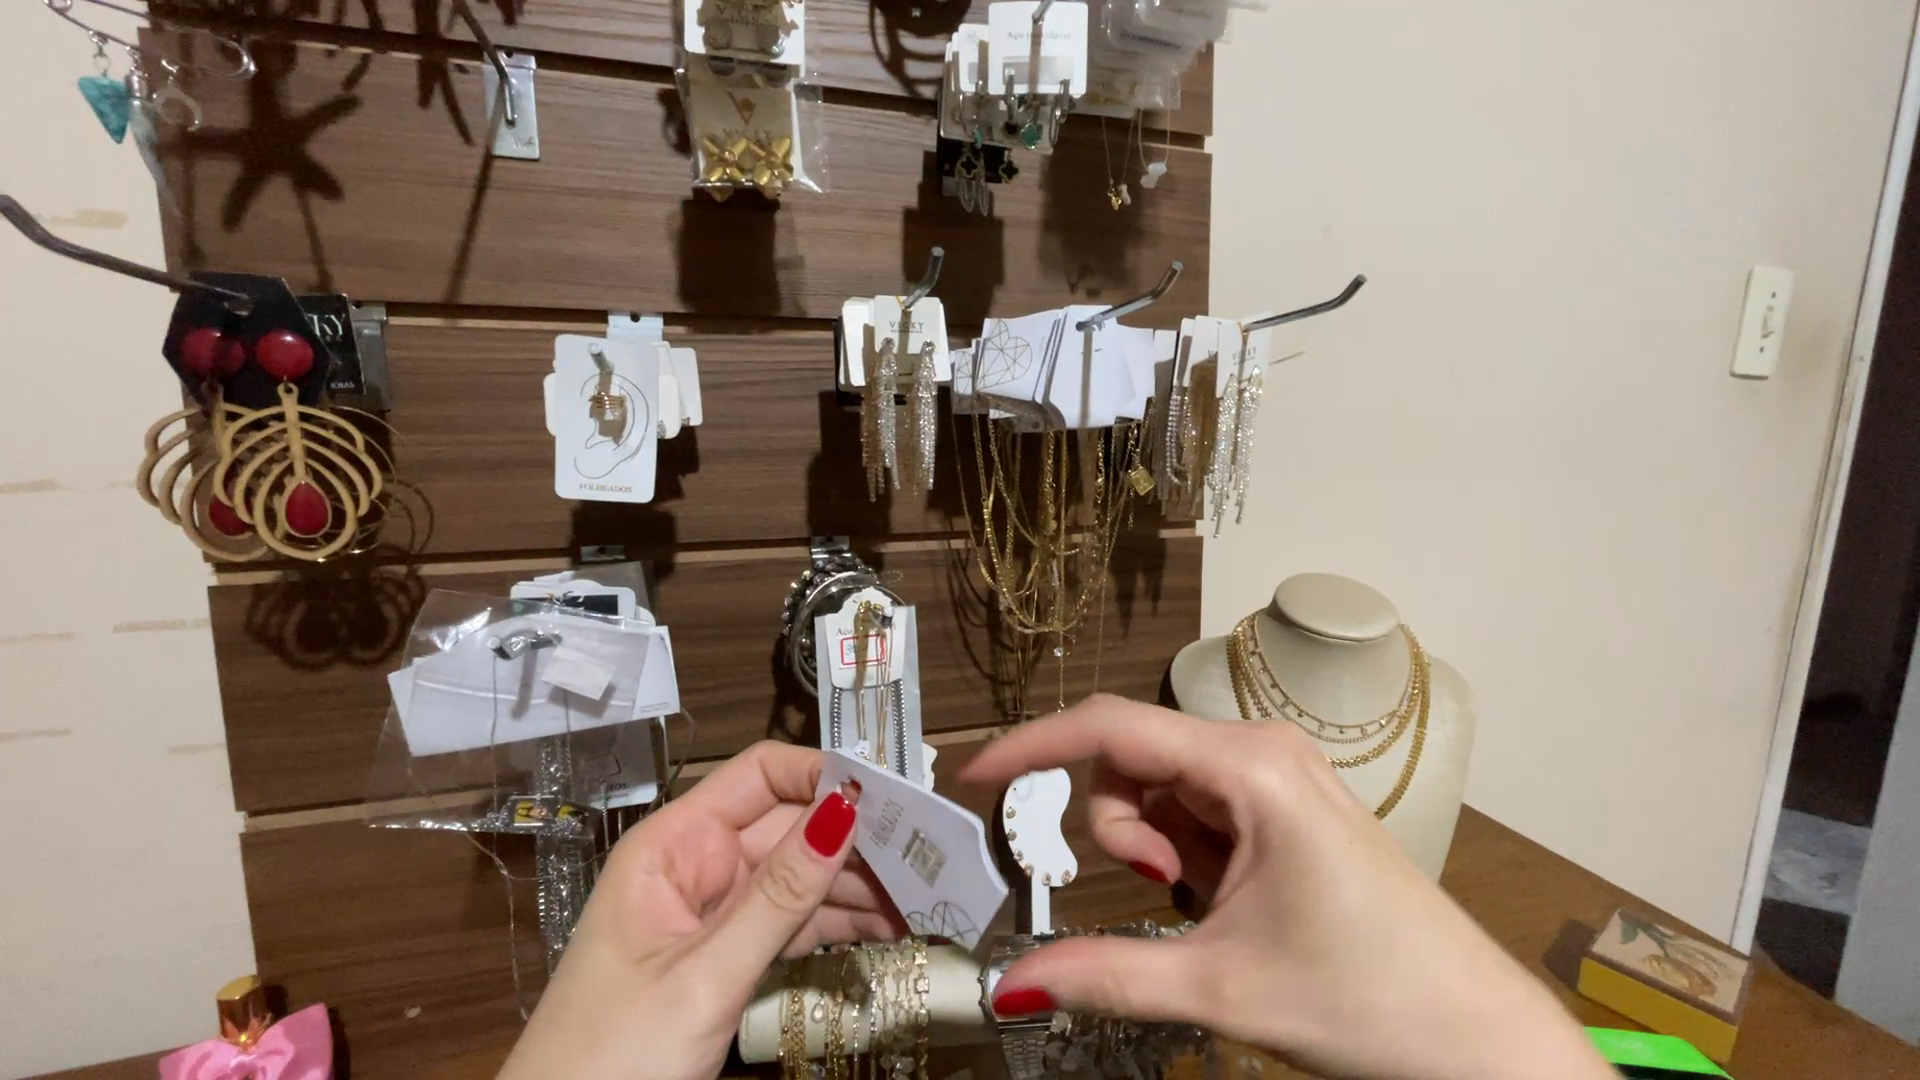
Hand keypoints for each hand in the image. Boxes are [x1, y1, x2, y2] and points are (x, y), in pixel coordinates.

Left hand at [498, 742, 903, 1079]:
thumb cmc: (614, 1057)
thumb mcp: (704, 975)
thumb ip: (779, 894)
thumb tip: (847, 809)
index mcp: (675, 843)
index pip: (758, 776)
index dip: (821, 775)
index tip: (887, 795)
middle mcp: (702, 863)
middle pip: (792, 827)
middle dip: (857, 838)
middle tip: (925, 852)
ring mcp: (720, 910)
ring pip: (803, 876)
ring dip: (859, 886)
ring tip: (923, 894)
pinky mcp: (734, 953)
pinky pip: (797, 922)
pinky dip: (841, 925)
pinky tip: (890, 926)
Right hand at [959, 696, 1612, 1079]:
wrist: (1484, 1045)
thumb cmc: (1371, 1005)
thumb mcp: (1220, 987)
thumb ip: (1103, 976)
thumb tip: (1008, 988)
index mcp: (1251, 767)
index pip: (1111, 728)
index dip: (1033, 745)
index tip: (976, 775)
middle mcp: (1261, 748)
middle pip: (1132, 757)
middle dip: (1120, 826)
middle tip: (1164, 891)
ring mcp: (1274, 771)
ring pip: (1157, 782)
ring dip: (1152, 842)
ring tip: (1201, 904)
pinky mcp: (1280, 798)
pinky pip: (1192, 803)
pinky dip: (1182, 848)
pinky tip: (1224, 896)